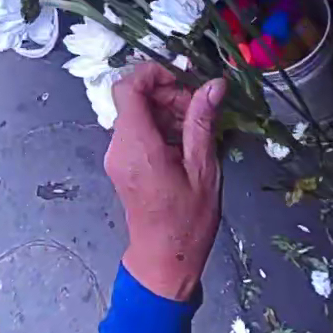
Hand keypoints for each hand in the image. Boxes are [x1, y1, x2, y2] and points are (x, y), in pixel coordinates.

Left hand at [104, 64, 227, 301]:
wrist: (164, 259)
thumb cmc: (187, 220)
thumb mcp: (203, 168)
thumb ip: (203, 122)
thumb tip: (214, 84)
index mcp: (137, 147)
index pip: (128, 88)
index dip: (153, 73)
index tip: (185, 79)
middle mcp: (119, 147)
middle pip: (135, 99)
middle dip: (169, 94)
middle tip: (200, 109)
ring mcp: (117, 156)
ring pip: (137, 114)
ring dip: (168, 111)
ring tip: (198, 129)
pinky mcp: (122, 164)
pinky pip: (138, 131)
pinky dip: (162, 127)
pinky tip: (186, 143)